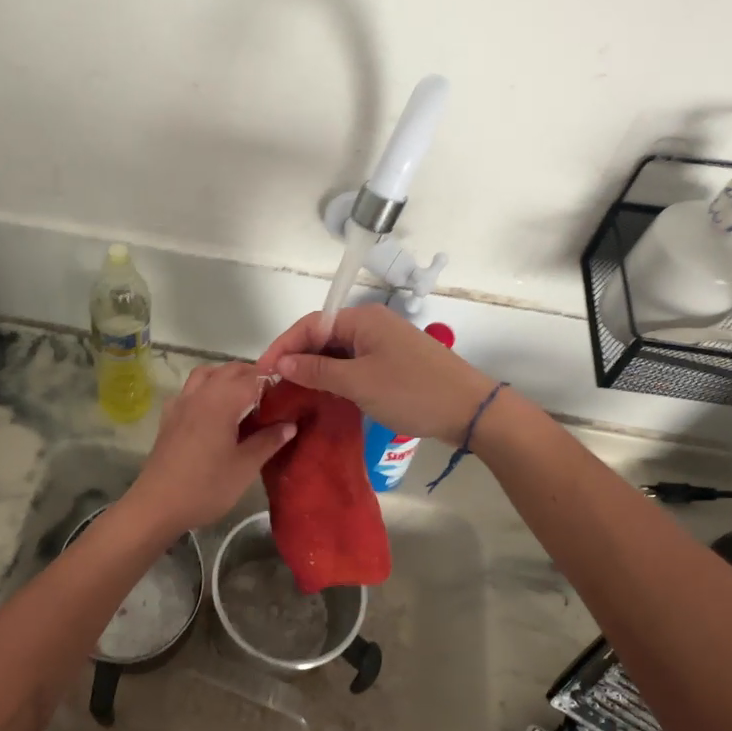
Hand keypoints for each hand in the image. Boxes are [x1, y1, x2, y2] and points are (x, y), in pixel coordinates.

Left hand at [122, 361, 295, 533]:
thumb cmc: (206, 487)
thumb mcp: (245, 467)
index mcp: (221, 402)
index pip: (253, 378)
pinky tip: (212, 410)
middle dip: (252, 375)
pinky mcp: (168, 417)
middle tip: (272, 396)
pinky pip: (189, 390)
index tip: (289, 394)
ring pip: (206, 374)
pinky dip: (205, 389)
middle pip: (229, 370)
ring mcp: (180, 404)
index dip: (273, 382)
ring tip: (243, 397)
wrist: (157, 505)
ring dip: (226, 377)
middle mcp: (200, 394)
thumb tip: (290, 424)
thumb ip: (268, 441)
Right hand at [258, 305, 496, 442]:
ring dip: (315, 370)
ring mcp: (385, 343)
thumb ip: (317, 372)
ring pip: (338, 352)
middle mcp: (372, 324)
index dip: (283, 347)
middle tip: (273, 386)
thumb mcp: (358, 383)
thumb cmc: (412, 392)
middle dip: (296, 358)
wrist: (470, 411)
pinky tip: (324, 396)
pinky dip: (336, 378)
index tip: (261, 373)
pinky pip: (354, 364)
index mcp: (363, 319)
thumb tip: (281, 364)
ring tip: (292, 393)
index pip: (310, 325)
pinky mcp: (394, 362)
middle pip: (323, 336)